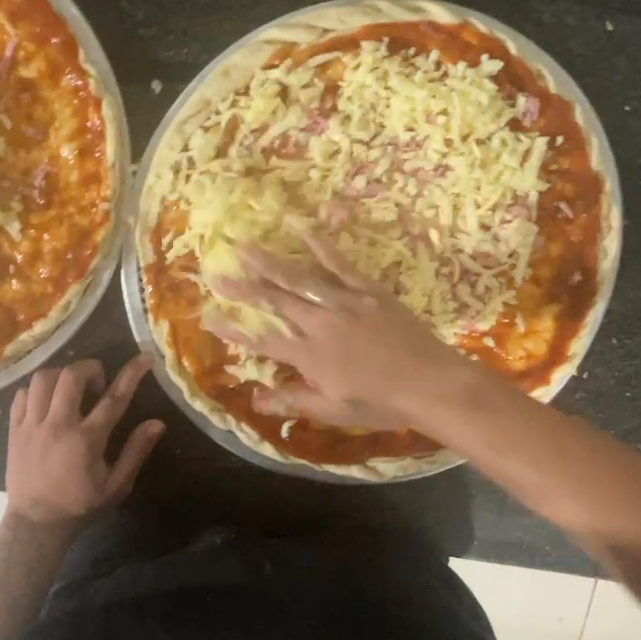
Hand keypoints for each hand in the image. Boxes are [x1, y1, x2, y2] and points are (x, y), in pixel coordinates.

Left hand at [5, 355, 165, 527]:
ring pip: (42, 379)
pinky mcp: (14, 430)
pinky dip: (36, 390)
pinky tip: (46, 401)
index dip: (131, 373)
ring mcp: (32, 426)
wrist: (36, 523)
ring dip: (60, 375)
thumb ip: (136, 452)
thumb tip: (157, 423)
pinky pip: (21, 395)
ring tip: (70, 388)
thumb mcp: (116, 486)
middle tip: (98, 382)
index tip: (144, 357)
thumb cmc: (80, 506)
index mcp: (87, 440)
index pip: (114, 398)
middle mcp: (58, 425)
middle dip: (89, 368)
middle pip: (71, 376)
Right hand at [209, 232, 470, 429]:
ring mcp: (343, 303)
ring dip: (269, 262)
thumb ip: (292, 400)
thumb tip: (255, 399)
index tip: (209, 318)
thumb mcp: (332, 409)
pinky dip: (320, 246)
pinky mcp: (367, 290)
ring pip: (299, 279)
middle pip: (274, 303)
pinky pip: (339, 264)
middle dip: (242, 289)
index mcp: (309, 356)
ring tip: (244, 246)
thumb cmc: (381, 403)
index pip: (263, 341)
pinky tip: (301, 230)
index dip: (234, 330)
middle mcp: (319, 324)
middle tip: (216, 275)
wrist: (431, 383)